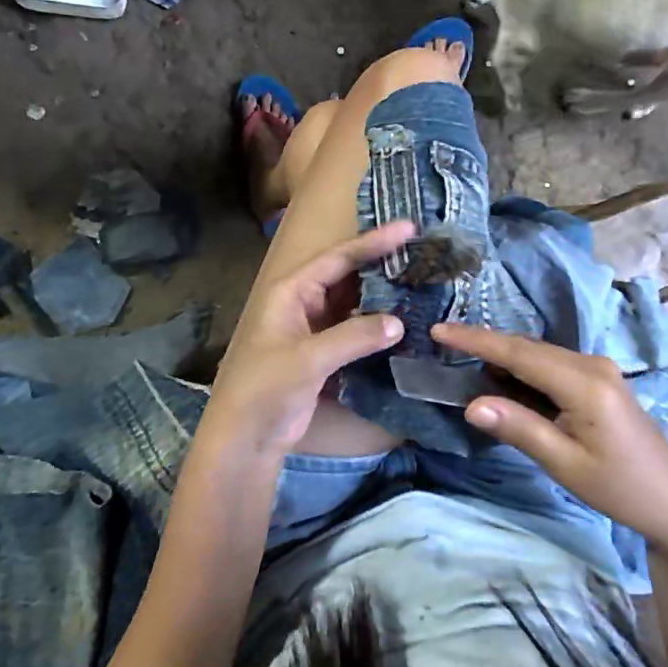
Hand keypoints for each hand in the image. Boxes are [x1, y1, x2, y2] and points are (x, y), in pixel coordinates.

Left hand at [198, 223, 413, 454]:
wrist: (246, 438)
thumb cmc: (265, 390)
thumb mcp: (308, 359)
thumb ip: (353, 337)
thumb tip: (399, 322)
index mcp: (291, 292)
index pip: (338, 258)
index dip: (373, 242)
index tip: (408, 229)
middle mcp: (303, 303)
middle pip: (347, 275)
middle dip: (381, 264)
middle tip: (421, 254)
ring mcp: (313, 328)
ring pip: (353, 302)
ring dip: (382, 295)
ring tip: (419, 282)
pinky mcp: (322, 353)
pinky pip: (354, 329)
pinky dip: (376, 325)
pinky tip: (403, 322)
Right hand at [432, 323, 667, 552]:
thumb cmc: (619, 488)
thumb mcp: (565, 463)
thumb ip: (520, 428)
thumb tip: (472, 404)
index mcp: (585, 384)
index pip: (519, 354)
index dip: (476, 341)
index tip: (439, 330)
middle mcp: (592, 365)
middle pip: (527, 347)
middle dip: (484, 344)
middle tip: (443, 343)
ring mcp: (598, 370)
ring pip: (538, 354)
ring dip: (502, 357)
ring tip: (462, 361)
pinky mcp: (598, 380)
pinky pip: (551, 365)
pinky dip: (522, 370)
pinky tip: (502, 380)